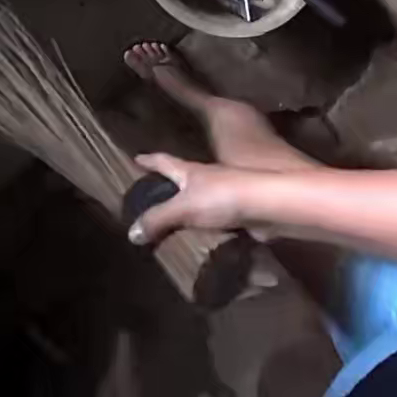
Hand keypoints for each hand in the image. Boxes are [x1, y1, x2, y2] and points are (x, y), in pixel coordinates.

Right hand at [126, 153, 263, 244]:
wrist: (266, 205)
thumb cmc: (221, 196)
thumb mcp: (184, 207)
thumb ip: (158, 219)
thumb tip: (130, 233)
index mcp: (188, 170)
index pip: (163, 160)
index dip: (149, 160)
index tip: (136, 157)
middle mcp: (205, 178)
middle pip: (182, 178)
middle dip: (169, 184)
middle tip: (151, 193)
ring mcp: (223, 195)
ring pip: (200, 200)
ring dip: (189, 208)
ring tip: (172, 221)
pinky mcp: (237, 214)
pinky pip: (215, 220)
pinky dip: (207, 227)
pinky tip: (200, 239)